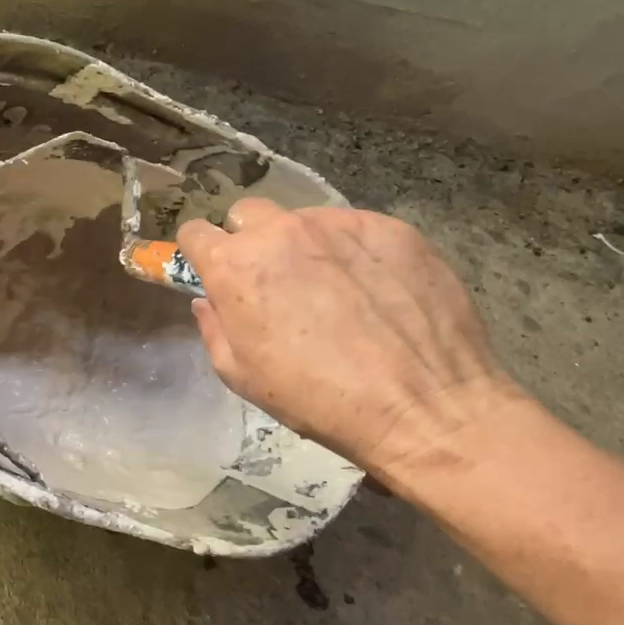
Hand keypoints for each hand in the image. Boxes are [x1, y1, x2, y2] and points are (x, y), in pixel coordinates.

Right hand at [178, 199, 529, 477]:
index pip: (195, 232)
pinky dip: (356, 252)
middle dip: (252, 240)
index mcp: (234, 265)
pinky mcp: (391, 228)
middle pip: (247, 214)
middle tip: (277, 280)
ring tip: (337, 288)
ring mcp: (337, 224)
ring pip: (304, 220)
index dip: (202, 253)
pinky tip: (378, 289)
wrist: (428, 409)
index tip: (218, 274)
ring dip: (307, 246)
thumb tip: (207, 302)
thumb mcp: (242, 376)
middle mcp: (279, 231)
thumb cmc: (319, 400)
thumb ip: (214, 328)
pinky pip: (357, 229)